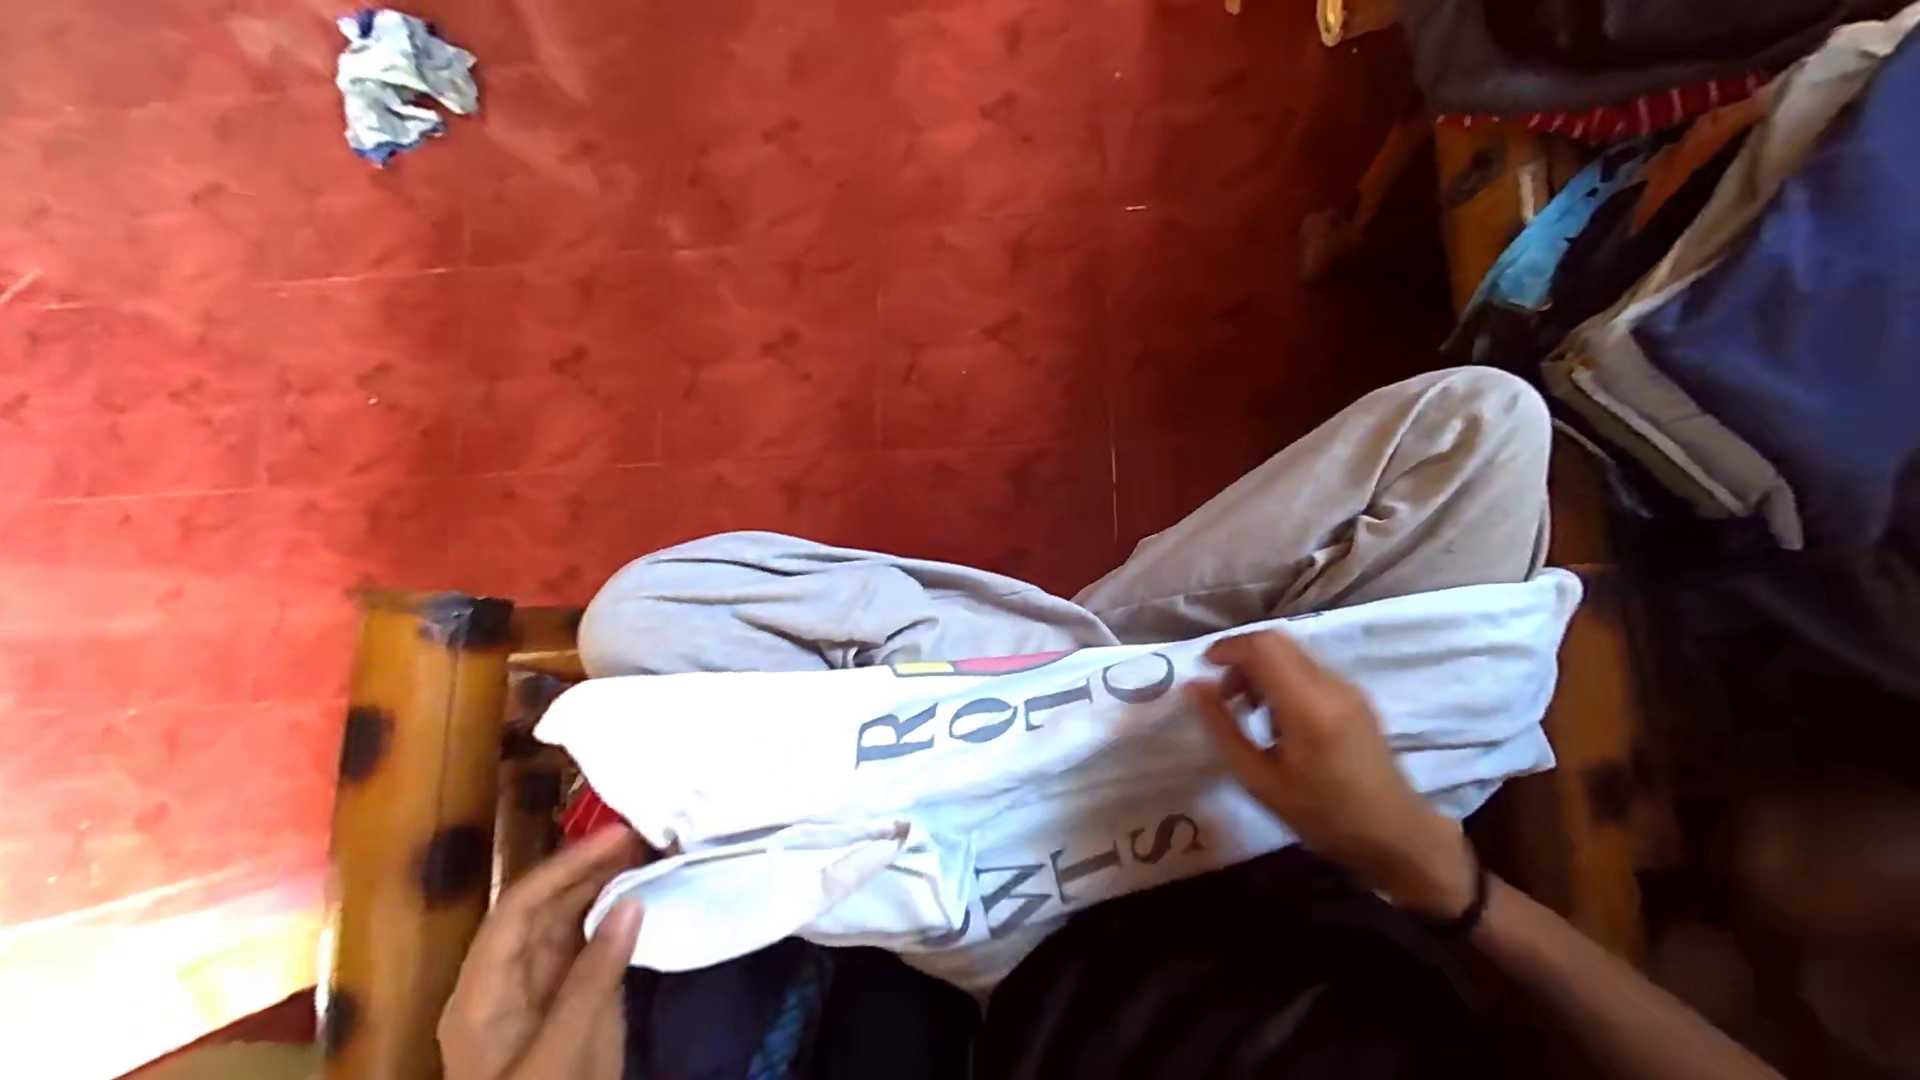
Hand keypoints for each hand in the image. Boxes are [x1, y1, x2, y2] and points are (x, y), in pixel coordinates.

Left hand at [439, 825, 646, 1079]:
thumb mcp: (561, 1059)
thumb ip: (594, 978)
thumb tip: (631, 901)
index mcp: (482, 997)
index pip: (518, 910)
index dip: (565, 866)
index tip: (617, 836)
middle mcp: (504, 984)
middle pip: (540, 909)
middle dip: (587, 867)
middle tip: (642, 836)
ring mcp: (536, 993)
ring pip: (565, 921)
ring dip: (602, 885)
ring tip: (646, 855)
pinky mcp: (566, 1002)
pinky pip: (586, 945)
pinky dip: (613, 916)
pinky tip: (640, 896)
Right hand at [1186, 630, 1475, 916]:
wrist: (1397, 839)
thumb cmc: (1322, 816)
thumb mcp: (1259, 779)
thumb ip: (1222, 728)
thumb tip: (1192, 687)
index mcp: (1308, 706)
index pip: (1262, 646)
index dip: (1227, 647)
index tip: (1203, 668)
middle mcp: (1331, 686)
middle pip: (1276, 641)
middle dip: (1240, 657)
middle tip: (1223, 693)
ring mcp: (1348, 689)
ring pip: (1291, 653)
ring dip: (1259, 667)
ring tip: (1246, 709)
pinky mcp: (1355, 697)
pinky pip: (1307, 669)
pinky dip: (1280, 677)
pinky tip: (1275, 717)